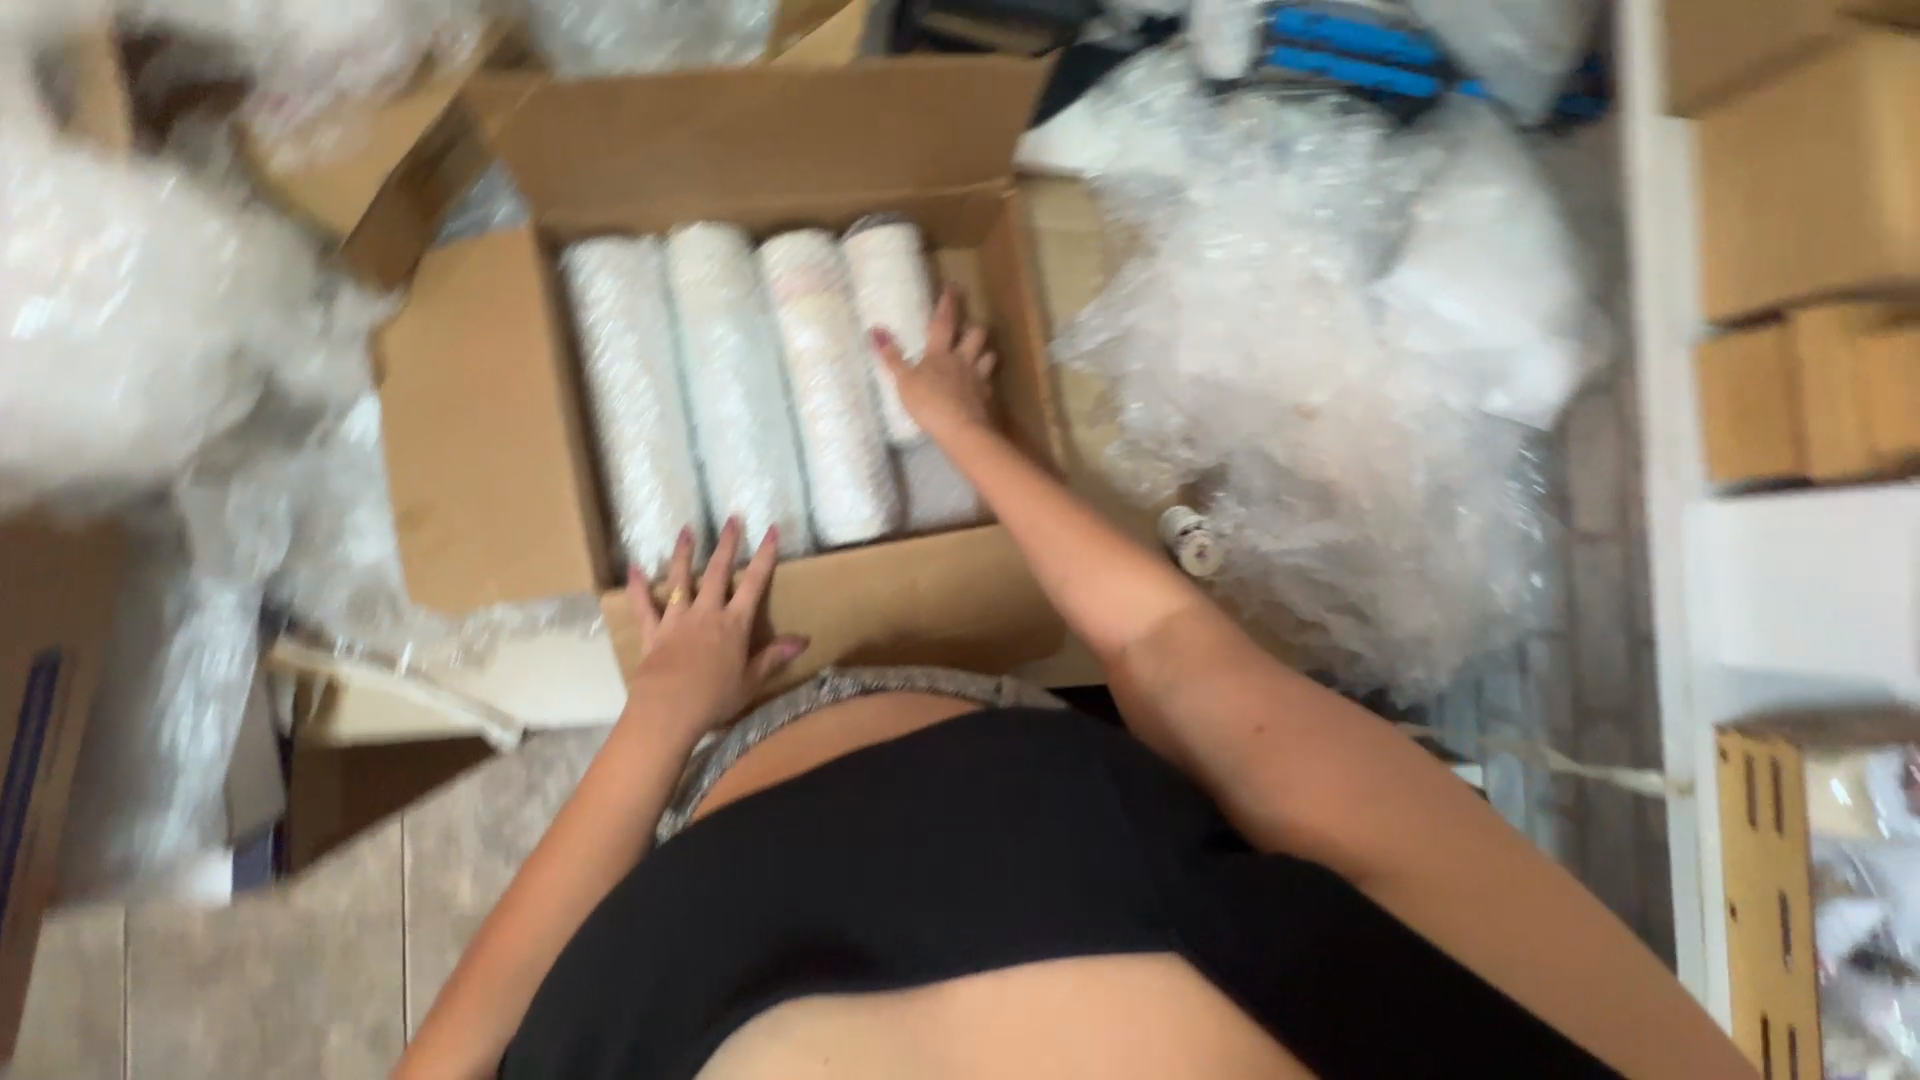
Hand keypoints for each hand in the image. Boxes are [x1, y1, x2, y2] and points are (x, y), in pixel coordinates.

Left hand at [622, 518, 808, 738]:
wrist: (668, 711)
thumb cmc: (715, 698)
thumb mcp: (751, 681)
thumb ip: (773, 657)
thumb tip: (802, 641)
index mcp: (734, 624)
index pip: (754, 583)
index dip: (765, 556)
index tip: (772, 531)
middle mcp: (706, 613)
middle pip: (718, 572)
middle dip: (727, 544)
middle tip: (731, 520)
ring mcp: (677, 620)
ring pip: (680, 580)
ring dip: (684, 554)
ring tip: (687, 531)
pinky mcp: (653, 633)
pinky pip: (643, 606)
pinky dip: (638, 587)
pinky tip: (633, 568)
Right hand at [872, 286, 996, 438]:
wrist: (960, 430)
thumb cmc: (928, 403)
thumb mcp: (904, 381)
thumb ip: (891, 357)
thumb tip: (874, 330)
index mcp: (940, 353)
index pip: (944, 322)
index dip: (948, 303)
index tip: (953, 286)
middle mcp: (963, 360)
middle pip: (976, 334)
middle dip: (974, 327)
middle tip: (968, 327)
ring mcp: (978, 379)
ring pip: (989, 356)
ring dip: (985, 352)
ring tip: (980, 354)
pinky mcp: (986, 398)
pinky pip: (989, 384)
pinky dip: (986, 383)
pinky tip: (981, 388)